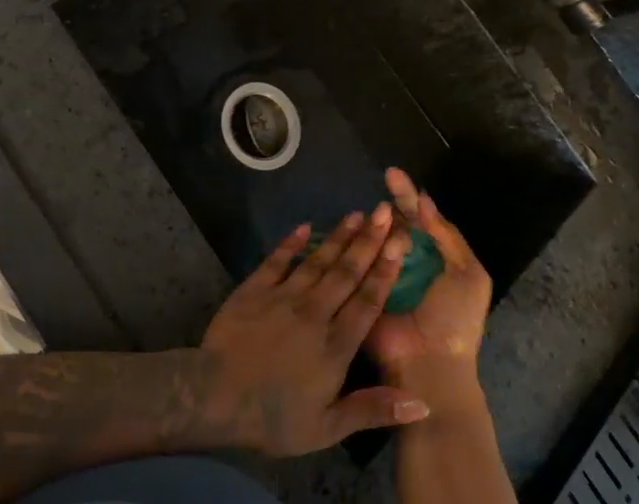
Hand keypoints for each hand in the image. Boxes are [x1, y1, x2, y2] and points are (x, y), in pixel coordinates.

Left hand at [199, 205, 431, 455]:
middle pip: (346, 273)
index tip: (400, 244)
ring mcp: (282, 297)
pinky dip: (291, 243)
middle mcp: (314, 313)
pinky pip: (276, 261)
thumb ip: (372, 409)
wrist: (216, 396)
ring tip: (356, 214)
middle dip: (368, 242)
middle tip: (384, 212)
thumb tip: (422, 404)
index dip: (385, 272)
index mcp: (336, 346)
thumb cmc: (274, 417)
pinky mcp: (254, 290)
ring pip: (317, 262)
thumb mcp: (327, 427)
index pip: (368, 302)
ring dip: (338, 237)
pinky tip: (305, 226)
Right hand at [365, 168, 492, 380]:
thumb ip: (448, 237)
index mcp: (437, 258)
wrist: (429, 364)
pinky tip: (351, 227)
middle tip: (384, 177)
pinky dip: (355, 243)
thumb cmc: (455, 321)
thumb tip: (425, 200)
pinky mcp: (361, 288)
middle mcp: (409, 262)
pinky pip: (357, 261)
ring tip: (373, 207)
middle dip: (392, 202)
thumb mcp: (468, 275)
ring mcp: (383, 274)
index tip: (393, 174)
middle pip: (397, 224)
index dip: (409, 196)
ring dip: (376, 221)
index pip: (421, 220)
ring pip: (377, 238)